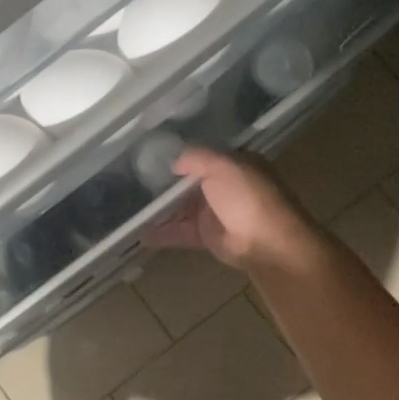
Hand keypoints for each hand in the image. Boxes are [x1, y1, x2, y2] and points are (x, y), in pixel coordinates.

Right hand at [145, 147, 321, 271]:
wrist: (268, 243)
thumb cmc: (247, 197)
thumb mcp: (222, 165)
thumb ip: (196, 158)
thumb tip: (174, 161)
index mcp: (234, 164)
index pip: (203, 156)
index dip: (180, 156)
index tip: (151, 156)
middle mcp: (225, 186)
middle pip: (189, 183)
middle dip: (165, 184)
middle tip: (133, 181)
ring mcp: (217, 212)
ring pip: (183, 208)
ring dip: (160, 209)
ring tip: (130, 207)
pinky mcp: (209, 237)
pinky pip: (181, 232)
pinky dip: (163, 233)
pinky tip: (140, 233)